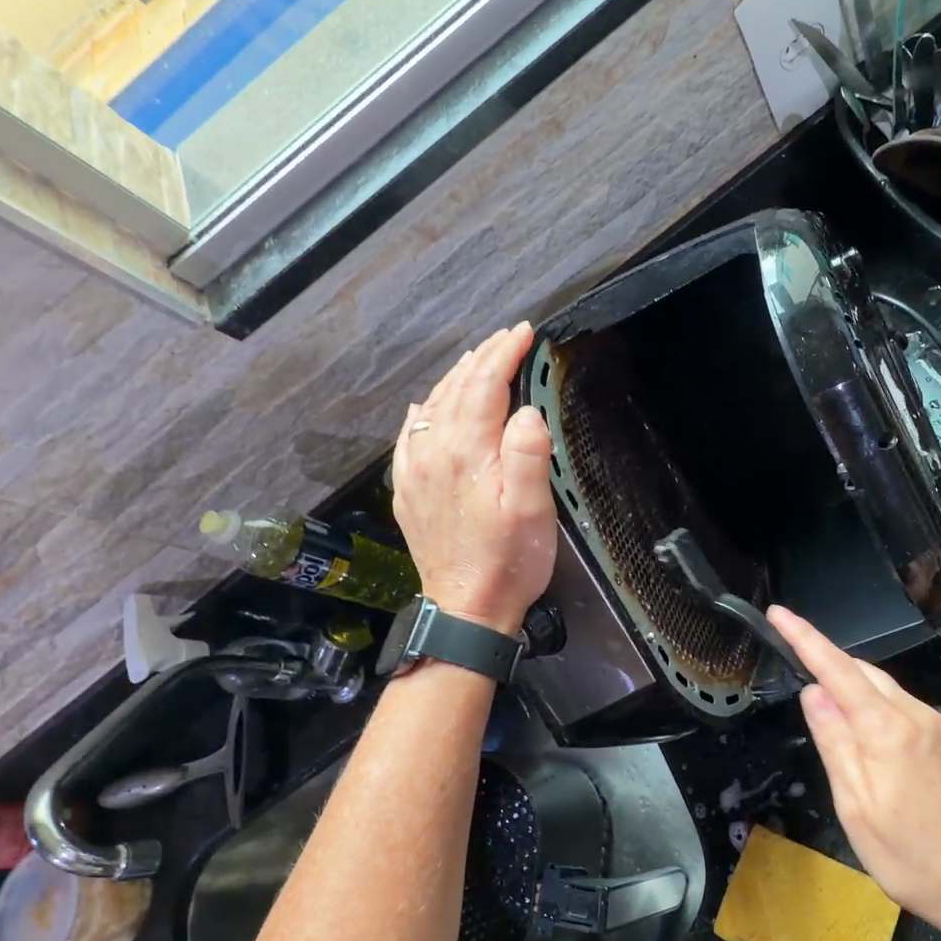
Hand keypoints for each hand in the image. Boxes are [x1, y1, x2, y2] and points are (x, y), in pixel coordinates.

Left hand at [391, 323, 555, 633]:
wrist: (467, 608)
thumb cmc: (509, 559)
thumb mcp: (532, 508)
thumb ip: (528, 453)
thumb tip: (526, 410)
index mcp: (467, 451)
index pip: (485, 386)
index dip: (505, 354)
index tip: (525, 332)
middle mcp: (434, 453)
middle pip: (456, 390)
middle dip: (483, 358)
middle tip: (508, 339)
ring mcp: (416, 472)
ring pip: (431, 408)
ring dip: (455, 379)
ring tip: (475, 360)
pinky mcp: (408, 492)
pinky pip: (408, 438)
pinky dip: (421, 414)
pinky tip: (424, 408)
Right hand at [769, 606, 940, 931]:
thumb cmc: (909, 856)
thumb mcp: (854, 805)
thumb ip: (834, 741)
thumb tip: (813, 692)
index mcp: (887, 728)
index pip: (837, 669)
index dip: (805, 638)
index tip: (778, 614)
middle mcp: (916, 714)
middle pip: (863, 672)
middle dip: (827, 662)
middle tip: (794, 663)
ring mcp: (937, 725)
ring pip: (884, 688)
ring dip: (852, 686)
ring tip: (825, 705)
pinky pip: (902, 706)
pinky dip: (876, 705)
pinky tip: (866, 733)